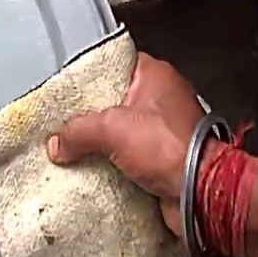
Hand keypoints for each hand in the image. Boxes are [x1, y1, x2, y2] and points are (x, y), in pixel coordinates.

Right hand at [48, 52, 204, 233]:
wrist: (199, 192)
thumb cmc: (168, 146)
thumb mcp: (112, 129)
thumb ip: (79, 130)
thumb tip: (58, 142)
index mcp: (155, 75)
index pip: (116, 64)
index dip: (91, 75)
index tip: (69, 89)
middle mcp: (163, 96)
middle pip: (116, 99)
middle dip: (92, 114)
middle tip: (66, 124)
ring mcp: (165, 127)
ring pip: (123, 130)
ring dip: (103, 143)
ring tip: (73, 150)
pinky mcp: (165, 156)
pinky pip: (132, 155)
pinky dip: (115, 163)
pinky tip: (93, 171)